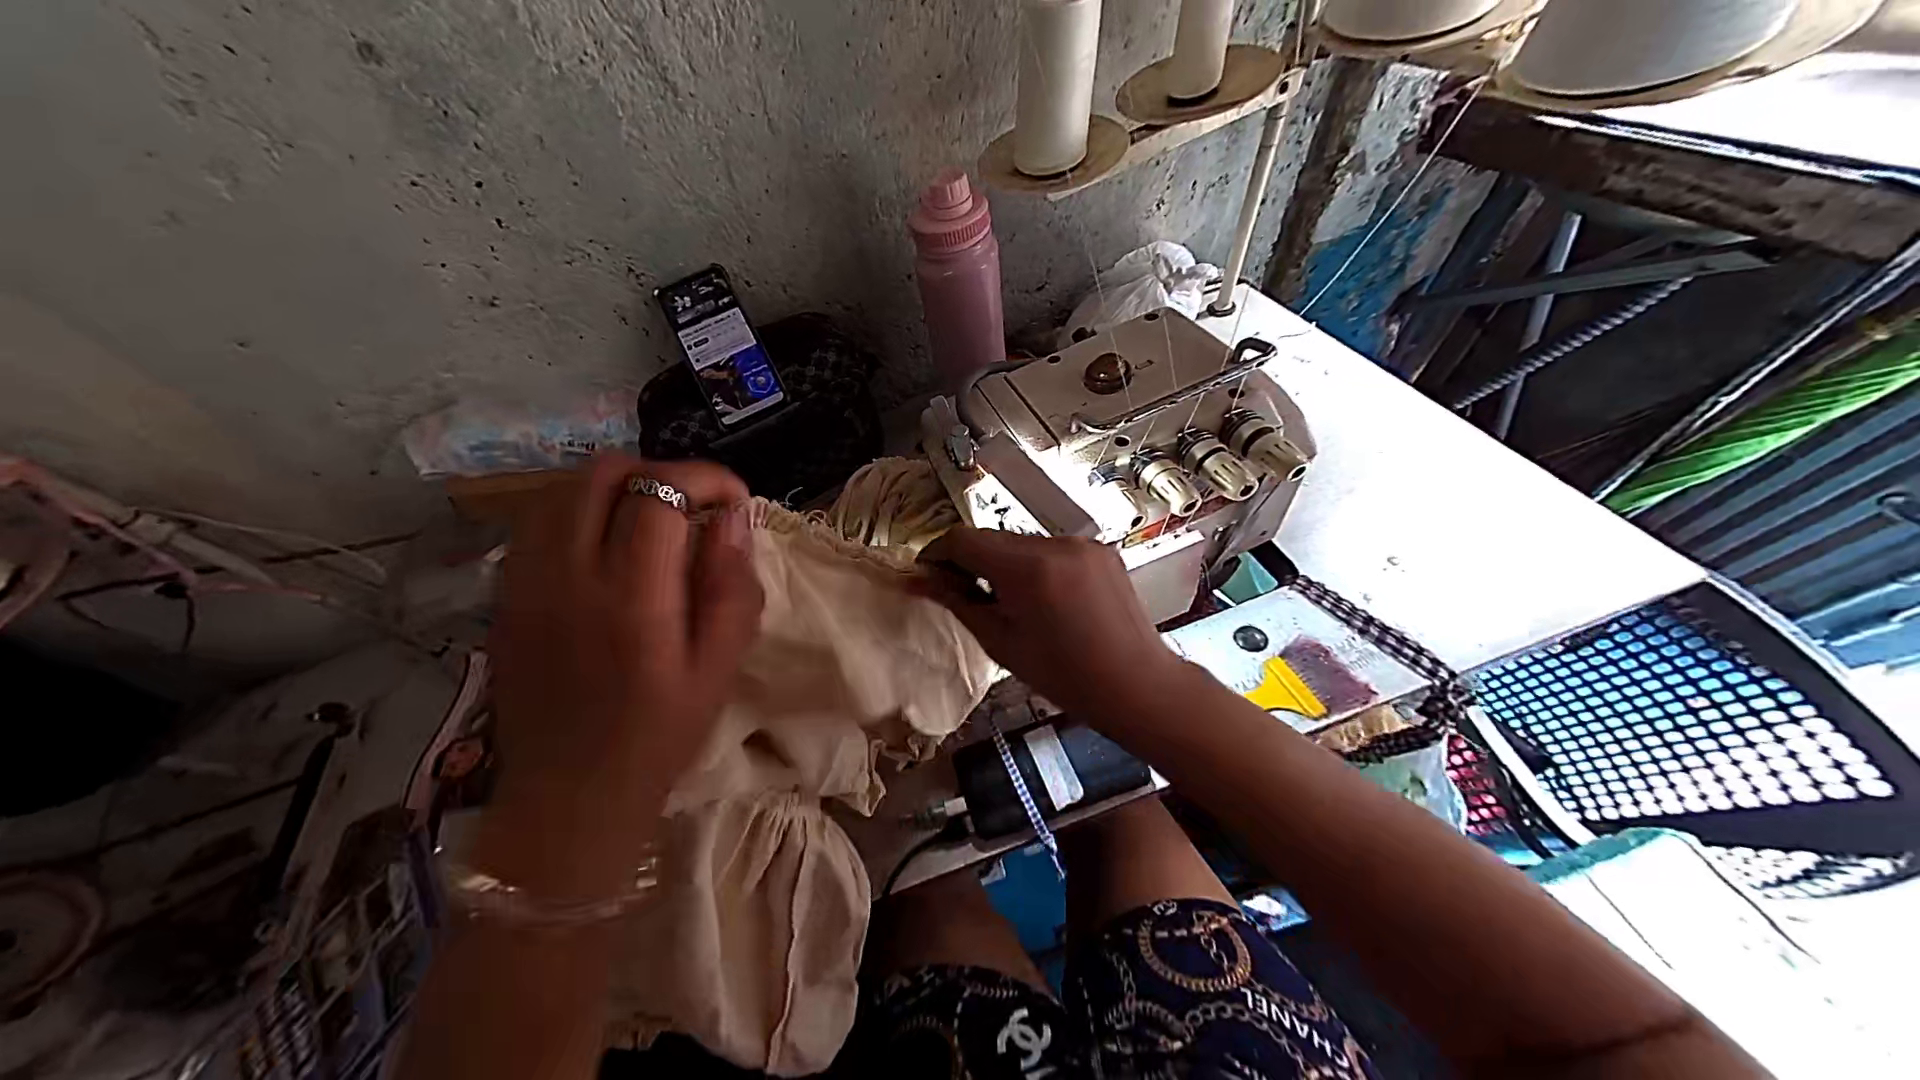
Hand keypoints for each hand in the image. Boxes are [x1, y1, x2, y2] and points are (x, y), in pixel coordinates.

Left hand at [478, 454, 762, 896]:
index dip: (706, 479)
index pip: (660, 492)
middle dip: (661, 475)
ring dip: (619, 488)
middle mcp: (567, 574)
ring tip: (653, 523)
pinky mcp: (505, 593)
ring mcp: (525, 580)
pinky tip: (608, 547)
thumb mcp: (720, 667)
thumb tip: (734, 518)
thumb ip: (732, 586)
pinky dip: (581, 511)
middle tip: (694, 510)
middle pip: (606, 472)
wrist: (570, 796)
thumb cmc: (659, 734)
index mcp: (630, 596)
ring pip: (564, 488)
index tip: (734, 501)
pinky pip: (539, 520)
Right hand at [913, 527, 1186, 722]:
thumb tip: (920, 580)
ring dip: (1004, 563)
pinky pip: (1052, 549)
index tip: (928, 573)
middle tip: (962, 593)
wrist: (1136, 684)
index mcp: (1028, 568)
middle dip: (970, 560)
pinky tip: (1042, 599)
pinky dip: (1036, 566)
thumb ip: (958, 602)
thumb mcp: (1001, 643)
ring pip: (1022, 542)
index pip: (963, 538)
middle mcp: (1056, 544)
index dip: (937, 553)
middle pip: (993, 538)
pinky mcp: (1100, 549)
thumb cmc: (1065, 676)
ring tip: (1008, 602)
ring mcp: (1082, 543)